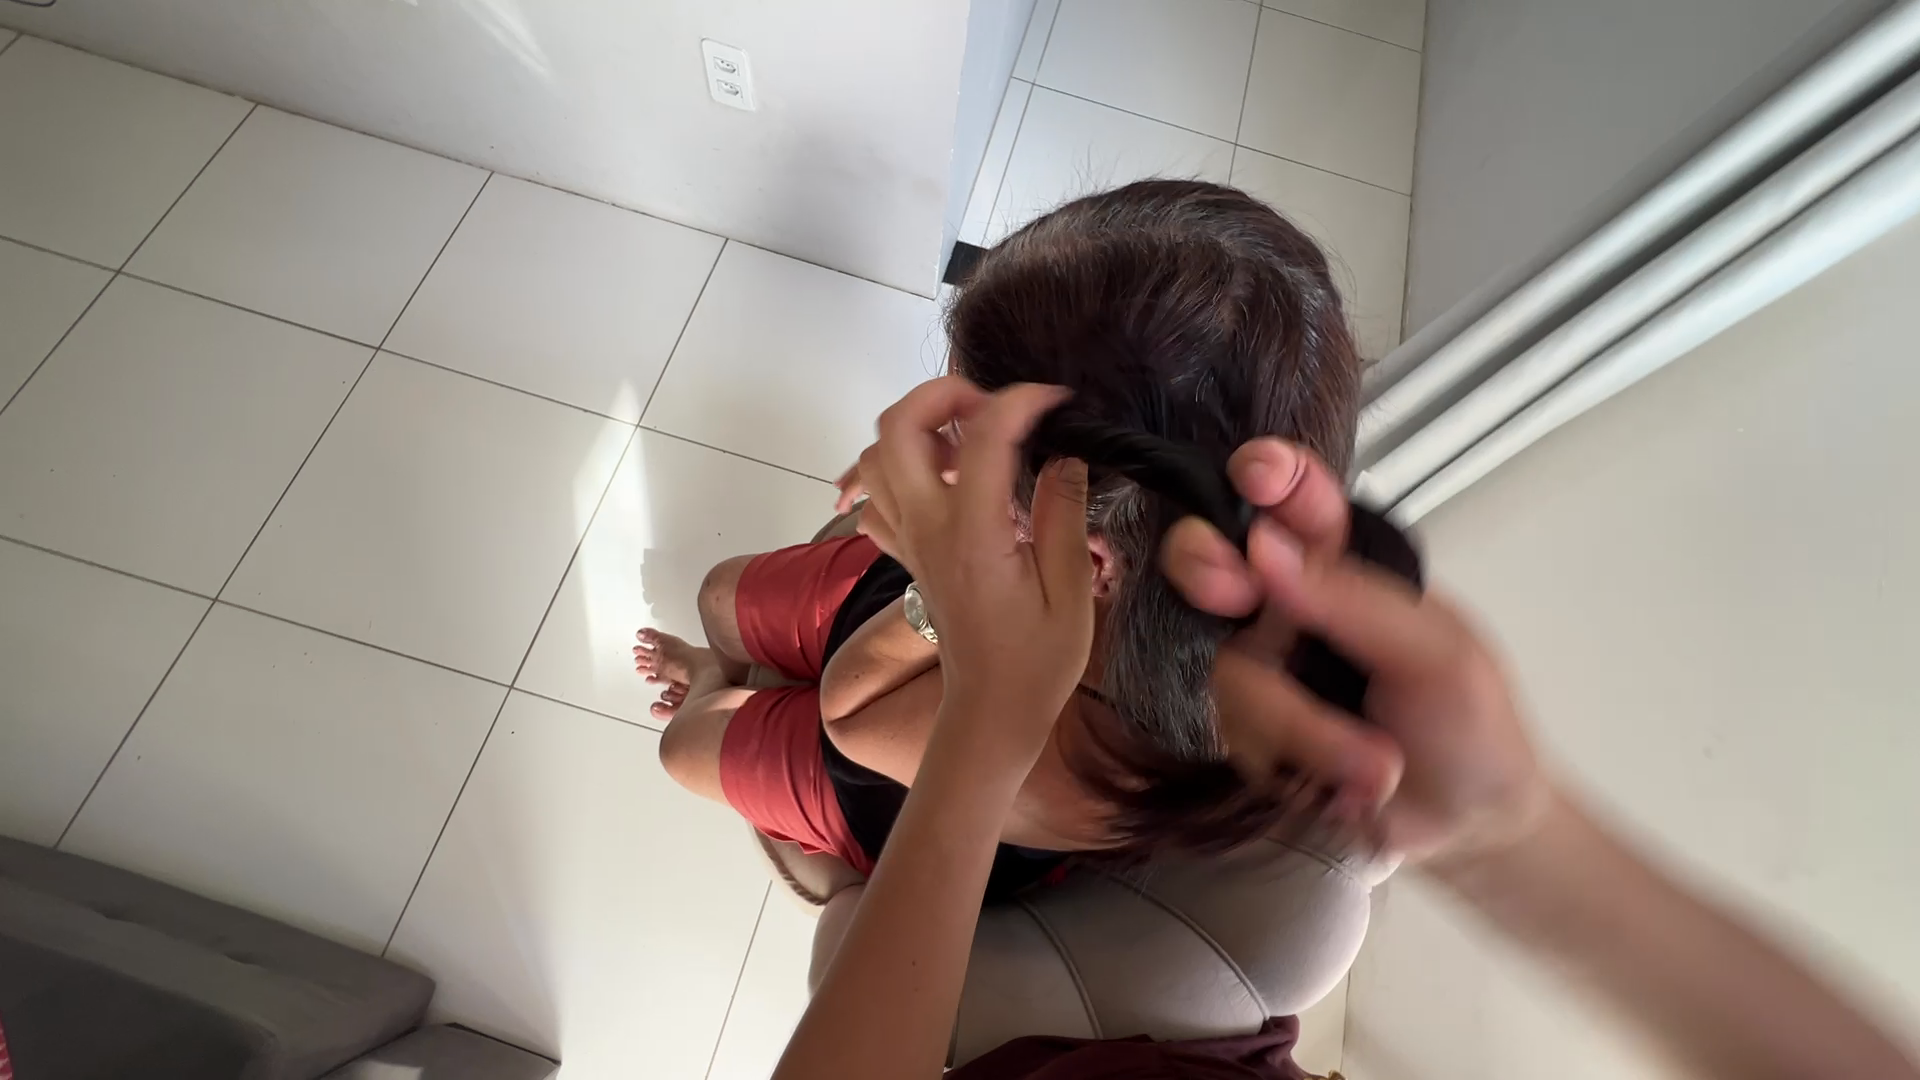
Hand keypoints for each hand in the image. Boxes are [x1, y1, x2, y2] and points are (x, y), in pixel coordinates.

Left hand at [838, 377, 1093, 763]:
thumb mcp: (1070, 589)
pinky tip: (943, 482)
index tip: (1058, 402)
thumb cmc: (1038, 660)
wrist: (991, 710)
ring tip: (969, 443)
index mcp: (973, 534)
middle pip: (896, 429)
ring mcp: (908, 540)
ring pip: (875, 458)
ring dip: (918, 432)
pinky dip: (899, 473)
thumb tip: (1065, 455)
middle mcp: (928, 528)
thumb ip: (1063, 513)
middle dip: (941, 395)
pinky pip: (876, 498)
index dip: (1021, 401)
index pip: (983, 437)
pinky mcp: (906, 554)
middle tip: (990, 408)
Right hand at [1162, 438, 1548, 865]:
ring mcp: (1247, 665)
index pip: (1288, 504)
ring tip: (1372, 764)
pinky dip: (1289, 753)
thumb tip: (1262, 546)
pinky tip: (1345, 780)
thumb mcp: (1437, 657)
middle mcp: (1276, 606)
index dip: (1266, 476)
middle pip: (1204, 561)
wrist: (1461, 834)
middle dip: (1203, 565)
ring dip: (1292, 716)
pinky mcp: (1232, 724)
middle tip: (1225, 590)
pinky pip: (1223, 723)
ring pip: (1214, 660)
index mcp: (1336, 566)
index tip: (1257, 477)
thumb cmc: (1470, 729)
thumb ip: (1353, 599)